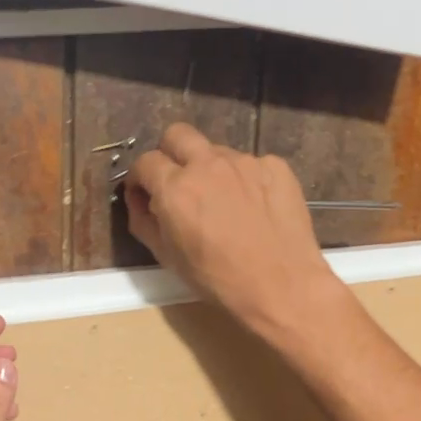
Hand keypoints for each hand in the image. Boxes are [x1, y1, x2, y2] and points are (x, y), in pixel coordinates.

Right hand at [124, 124, 337, 335]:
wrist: (281, 286)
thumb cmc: (216, 278)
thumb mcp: (166, 256)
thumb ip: (142, 220)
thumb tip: (139, 198)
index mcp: (175, 187)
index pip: (145, 161)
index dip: (139, 177)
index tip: (145, 194)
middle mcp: (208, 164)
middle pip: (177, 134)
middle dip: (169, 154)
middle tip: (176, 183)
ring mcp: (245, 162)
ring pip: (215, 152)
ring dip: (209, 169)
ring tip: (222, 203)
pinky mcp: (275, 166)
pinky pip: (249, 164)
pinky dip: (243, 180)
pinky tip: (252, 207)